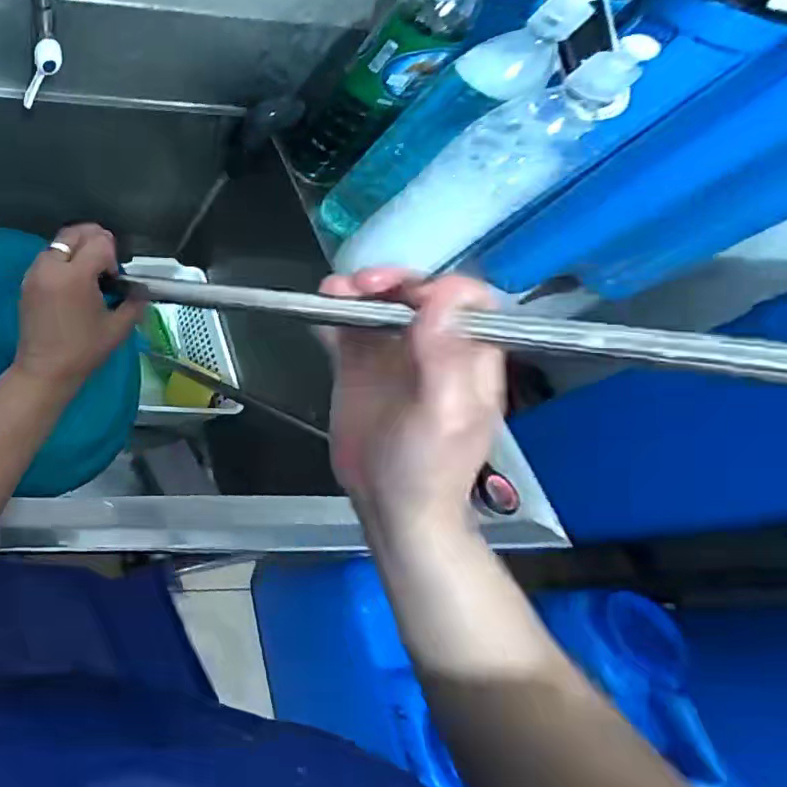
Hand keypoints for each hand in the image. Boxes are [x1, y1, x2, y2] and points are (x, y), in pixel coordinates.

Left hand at [12, 224, 144, 389]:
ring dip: (76, 250)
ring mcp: (34, 274)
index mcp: (74, 276)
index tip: (114, 279)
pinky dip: (61, 261)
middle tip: (104, 264)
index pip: (99, 242)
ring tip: (88, 274)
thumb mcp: (117, 328)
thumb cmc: (82, 352)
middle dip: (94, 241)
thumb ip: (133, 301)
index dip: (112, 256)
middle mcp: (50, 267)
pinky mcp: (26, 283)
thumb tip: (139, 289)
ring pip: (58, 243)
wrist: (44, 371)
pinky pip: (46, 258)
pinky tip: (71, 284)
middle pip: (75, 233)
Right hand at [319, 268, 504, 543]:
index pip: (464, 301)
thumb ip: (444, 359)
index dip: (435, 288)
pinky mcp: (357, 368)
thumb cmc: (428, 467)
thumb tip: (442, 298)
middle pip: (415, 296)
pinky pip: (345, 332)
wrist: (391, 503)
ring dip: (355, 293)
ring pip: (377, 308)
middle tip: (360, 284)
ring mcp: (392, 357)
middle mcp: (433, 348)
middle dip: (390, 282)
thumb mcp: (443, 416)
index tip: (402, 294)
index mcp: (468, 356)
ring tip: (331, 292)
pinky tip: (318, 313)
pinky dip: (331, 317)